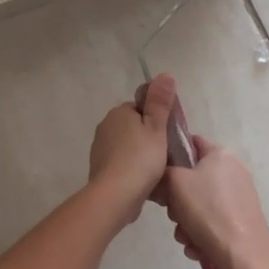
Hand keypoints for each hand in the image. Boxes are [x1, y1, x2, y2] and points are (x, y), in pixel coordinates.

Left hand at [87, 74, 179, 229]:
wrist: (115, 194)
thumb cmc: (140, 159)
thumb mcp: (157, 128)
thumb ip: (160, 103)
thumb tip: (165, 75)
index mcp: (119, 113)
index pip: (139, 109)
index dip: (155, 120)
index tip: (168, 136)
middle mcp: (105, 126)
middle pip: (133, 127)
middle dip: (148, 138)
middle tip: (166, 154)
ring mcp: (100, 146)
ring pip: (127, 145)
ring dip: (140, 154)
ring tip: (158, 170)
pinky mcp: (100, 166)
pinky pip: (120, 162)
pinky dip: (131, 168)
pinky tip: (143, 181)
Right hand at [162, 135, 268, 268]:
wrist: (244, 257)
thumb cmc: (207, 211)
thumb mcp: (174, 182)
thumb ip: (163, 171)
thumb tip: (161, 177)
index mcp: (221, 155)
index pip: (190, 142)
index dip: (171, 155)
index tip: (160, 175)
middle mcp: (235, 172)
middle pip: (193, 178)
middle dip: (178, 200)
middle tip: (173, 214)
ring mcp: (242, 198)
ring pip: (201, 203)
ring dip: (187, 221)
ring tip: (186, 238)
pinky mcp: (244, 221)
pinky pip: (214, 220)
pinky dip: (203, 232)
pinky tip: (198, 247)